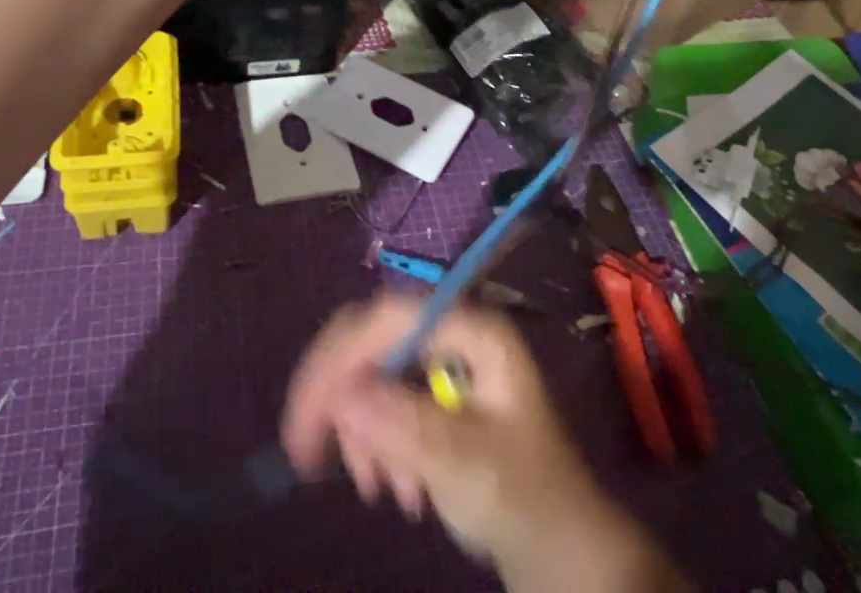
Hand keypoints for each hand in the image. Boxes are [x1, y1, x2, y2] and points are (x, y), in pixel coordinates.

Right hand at [282, 297, 681, 588]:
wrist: (554, 541)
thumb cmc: (521, 493)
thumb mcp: (464, 462)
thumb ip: (404, 425)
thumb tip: (341, 393)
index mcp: (473, 331)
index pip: (388, 320)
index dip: (340, 359)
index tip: (306, 415)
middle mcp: (453, 335)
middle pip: (372, 344)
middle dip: (341, 400)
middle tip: (308, 449)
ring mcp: (442, 365)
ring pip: (370, 377)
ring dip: (363, 434)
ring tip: (378, 487)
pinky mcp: (433, 397)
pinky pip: (383, 405)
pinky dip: (377, 445)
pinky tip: (395, 487)